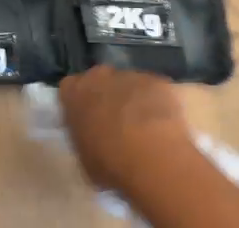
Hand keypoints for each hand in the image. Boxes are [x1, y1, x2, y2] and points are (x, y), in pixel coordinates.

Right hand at [58, 64, 195, 193]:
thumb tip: (92, 141)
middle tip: (119, 125)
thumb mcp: (84, 158)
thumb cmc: (110, 162)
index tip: (90, 123)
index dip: (82, 106)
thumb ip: (84, 139)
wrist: (153, 159)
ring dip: (135, 101)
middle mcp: (98, 75)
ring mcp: (130, 76)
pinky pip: (157, 92)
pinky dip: (161, 105)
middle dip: (108, 98)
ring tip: (147, 131)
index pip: (71, 90)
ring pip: (130, 85)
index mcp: (72, 91)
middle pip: (101, 81)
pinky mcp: (159, 82)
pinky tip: (167, 128)